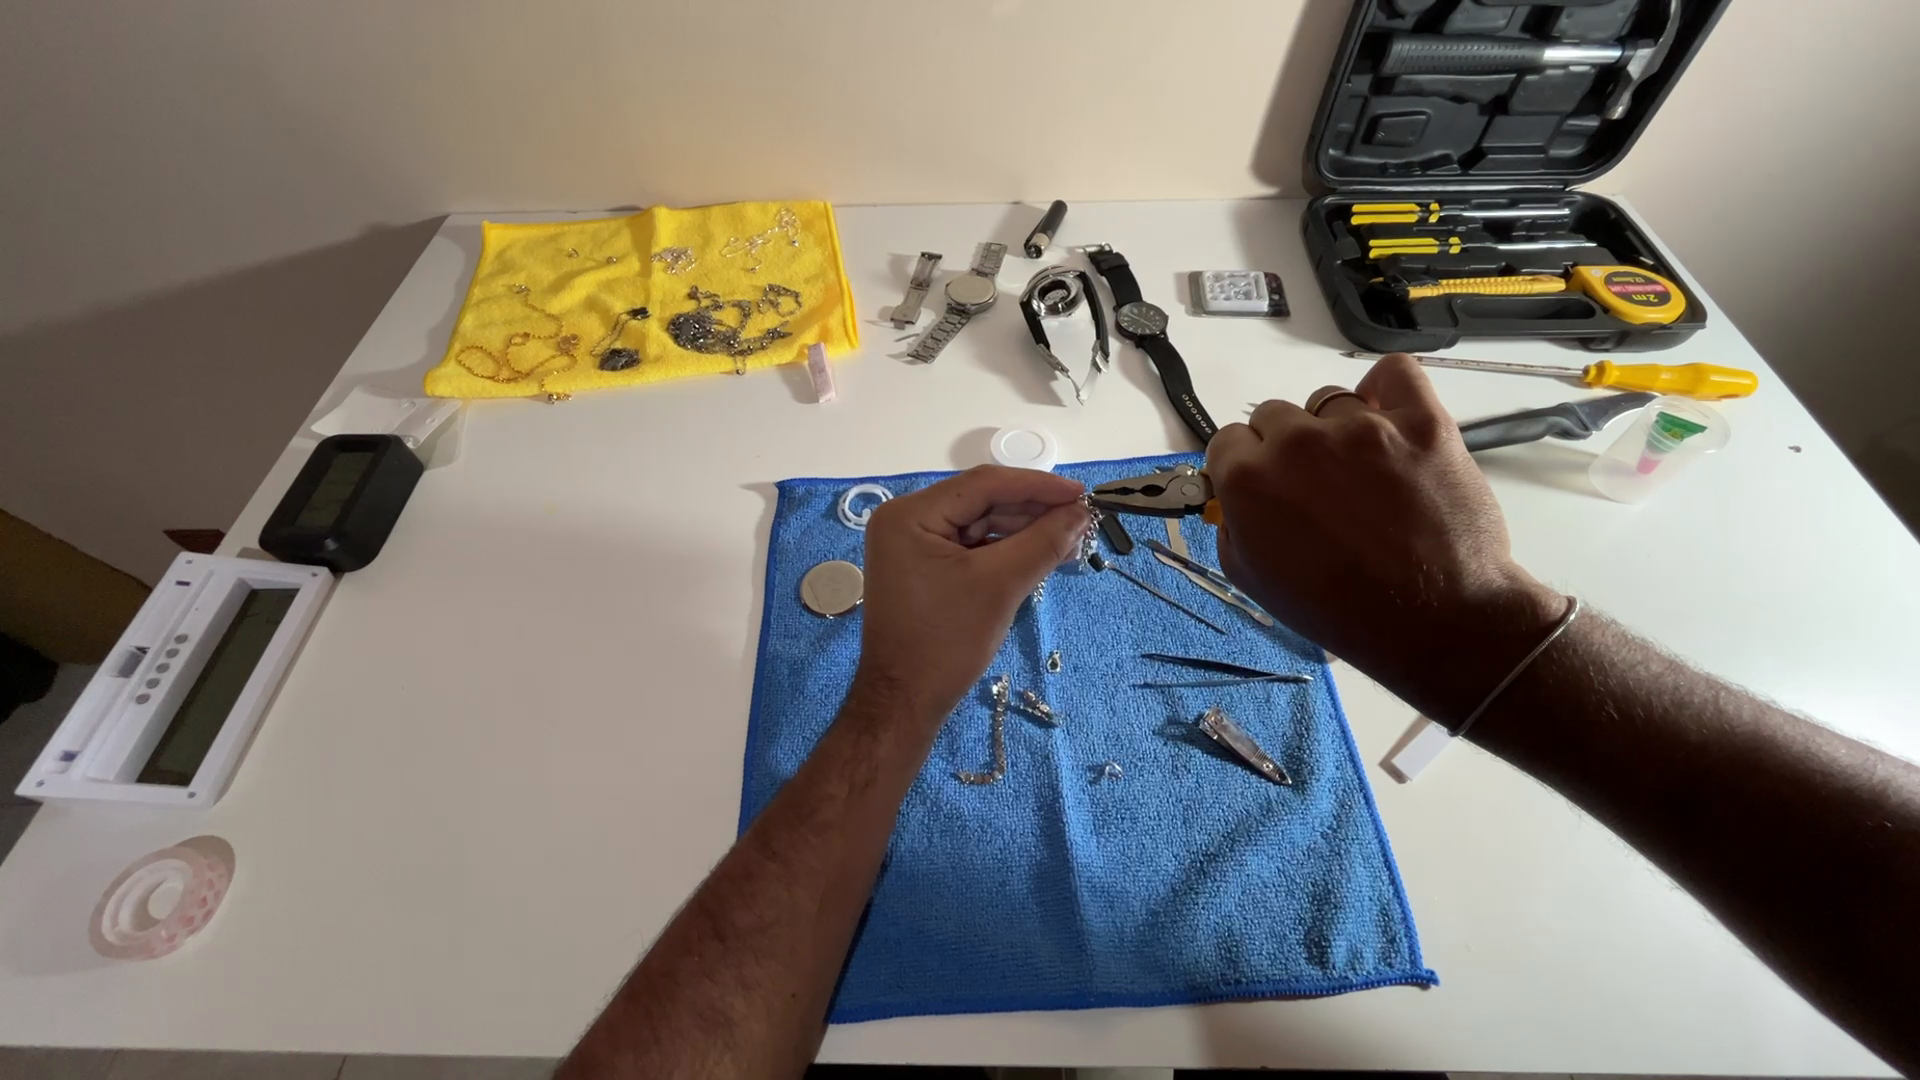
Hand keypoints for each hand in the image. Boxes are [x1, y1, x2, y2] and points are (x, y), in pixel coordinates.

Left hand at [854, 466, 1089, 721]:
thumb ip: (1043, 542)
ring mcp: (913, 544)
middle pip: (982, 501)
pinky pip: (972, 546)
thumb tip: (1082, 512)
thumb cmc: (946, 641)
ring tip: (1071, 538)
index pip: (983, 484)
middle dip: (1033, 511)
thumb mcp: (1000, 585)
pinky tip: (1042, 553)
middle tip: (1082, 519)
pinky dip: (1006, 550)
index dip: (1037, 485)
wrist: (905, 701)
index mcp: (911, 514)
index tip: (1082, 494)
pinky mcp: (924, 567)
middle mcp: (906, 520)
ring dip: (1024, 531)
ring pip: (980, 524)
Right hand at [1206, 354, 1563, 720]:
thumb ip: (1229, 524)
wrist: (1433, 619)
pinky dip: (1384, 387)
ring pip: (1328, 400)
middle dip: (1282, 447)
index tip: (1262, 486)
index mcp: (1248, 479)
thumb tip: (1234, 495)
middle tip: (1311, 485)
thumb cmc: (1334, 609)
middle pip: (1272, 415)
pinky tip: (1385, 414)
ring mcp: (1361, 427)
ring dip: (1332, 427)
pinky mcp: (1421, 421)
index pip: (1227, 441)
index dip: (1241, 466)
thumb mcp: (1250, 578)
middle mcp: (1296, 442)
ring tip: (1357, 466)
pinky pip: (1394, 372)